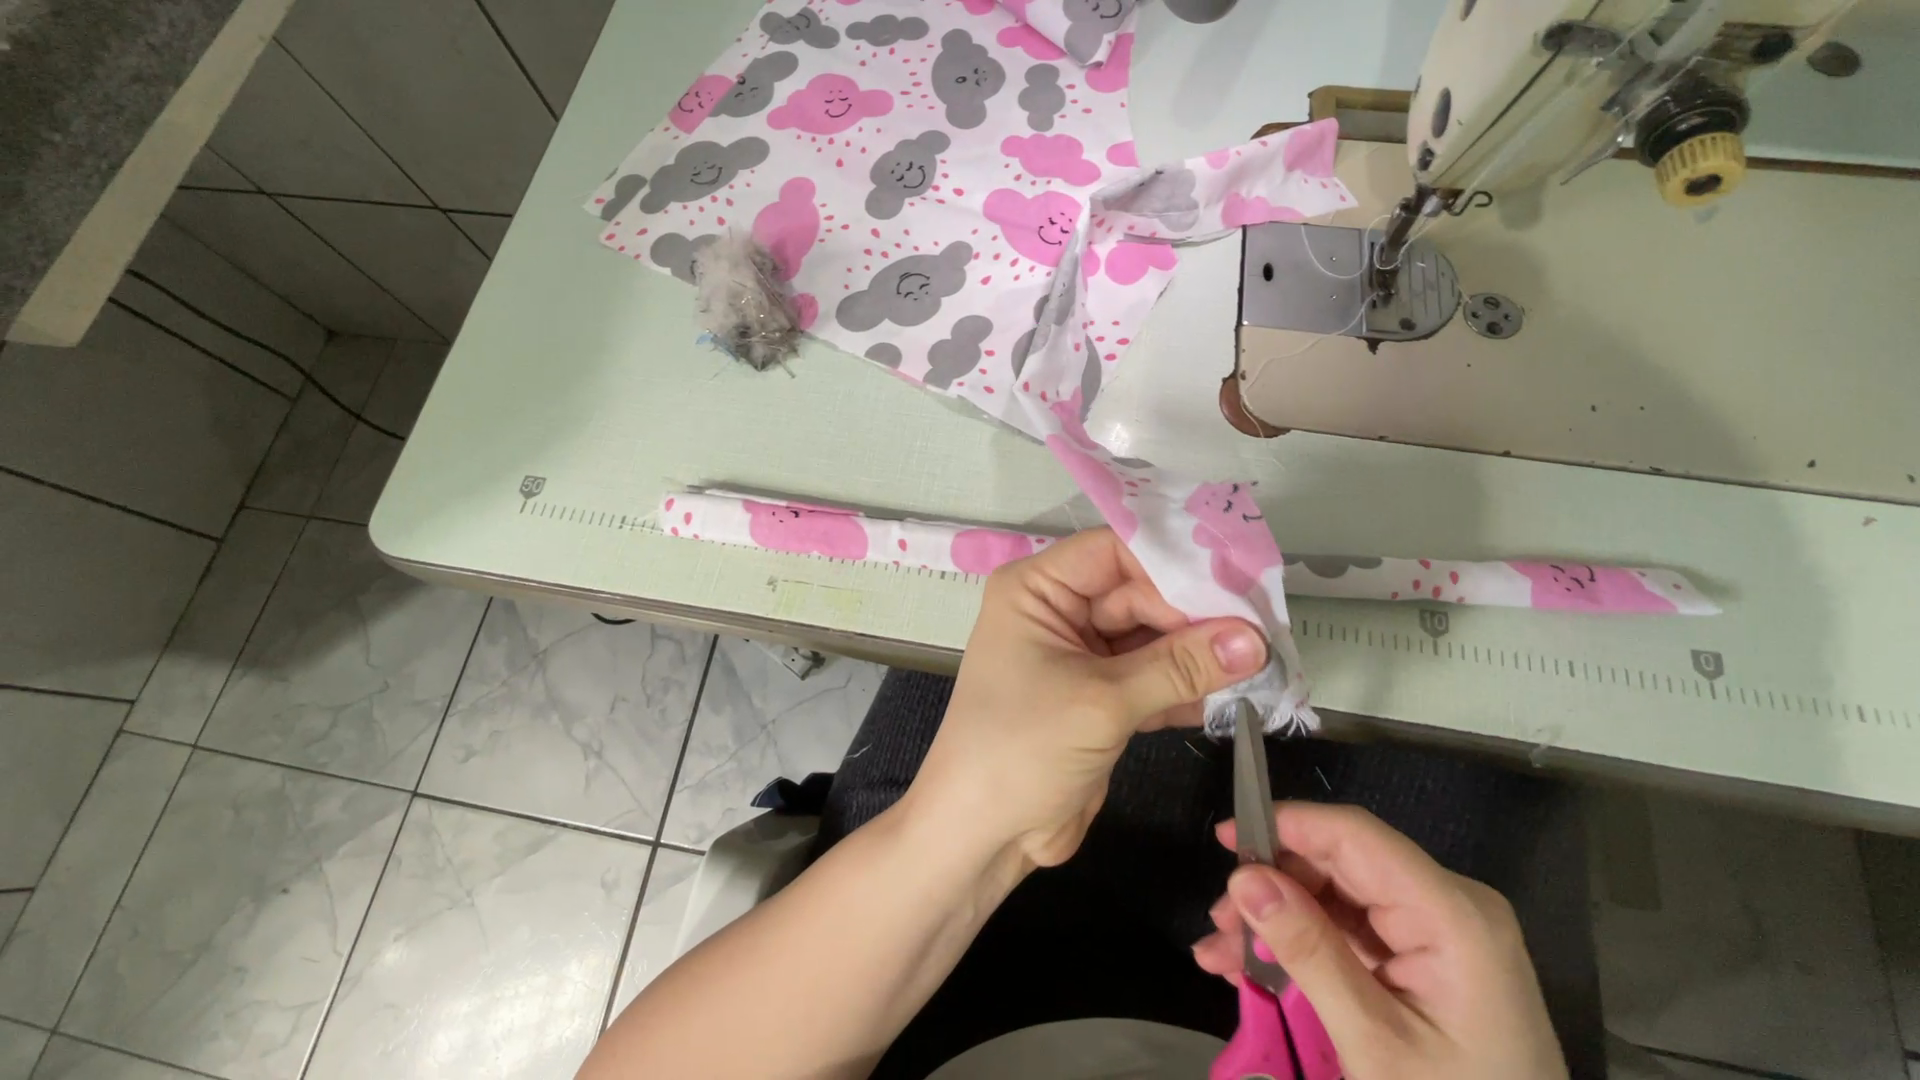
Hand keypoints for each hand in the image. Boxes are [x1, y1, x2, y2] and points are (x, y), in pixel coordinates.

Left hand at [904, 529, 1268, 868]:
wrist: (982, 834)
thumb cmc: (1022, 749)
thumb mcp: (1103, 702)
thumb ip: (1180, 667)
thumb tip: (1254, 639)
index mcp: (1037, 590)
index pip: (1115, 551)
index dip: (1175, 562)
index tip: (1240, 580)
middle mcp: (1058, 613)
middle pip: (1141, 594)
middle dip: (1197, 616)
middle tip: (1263, 630)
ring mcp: (1080, 658)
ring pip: (1152, 639)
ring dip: (1200, 655)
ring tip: (1262, 661)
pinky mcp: (1099, 700)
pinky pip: (1152, 679)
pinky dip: (1186, 688)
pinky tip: (1234, 696)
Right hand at [1193, 803, 1567, 1079]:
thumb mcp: (1374, 1041)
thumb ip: (1308, 951)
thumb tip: (1245, 878)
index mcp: (1452, 914)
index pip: (1356, 837)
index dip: (1287, 824)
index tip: (1224, 838)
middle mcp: (1448, 905)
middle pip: (1341, 864)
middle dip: (1273, 886)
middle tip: (1217, 923)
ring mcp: (1439, 932)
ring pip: (1337, 897)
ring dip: (1278, 920)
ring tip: (1221, 956)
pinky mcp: (1427, 958)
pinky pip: (1351, 931)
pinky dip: (1303, 945)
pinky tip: (1255, 968)